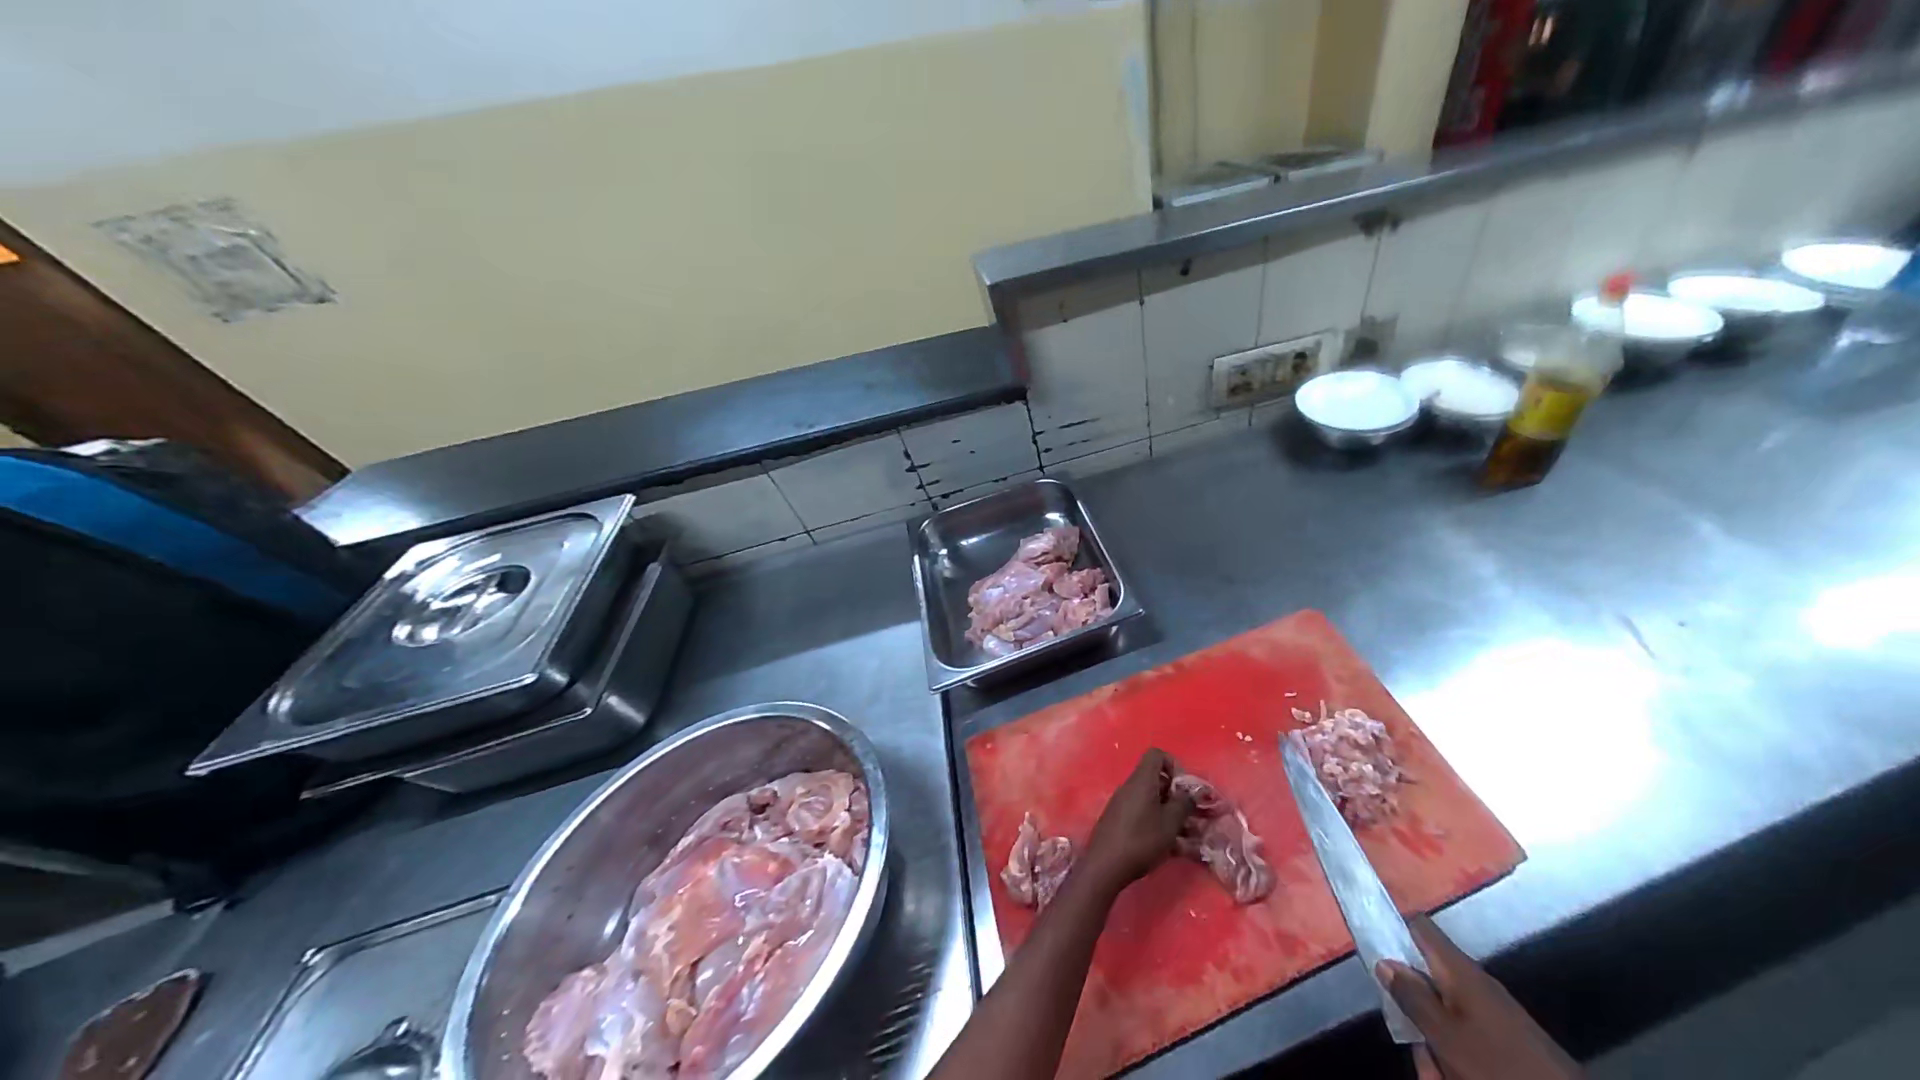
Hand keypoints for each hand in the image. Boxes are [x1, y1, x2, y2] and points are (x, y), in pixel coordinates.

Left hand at [1078, 749, 1194, 893]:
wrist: (1105, 865)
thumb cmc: (1141, 840)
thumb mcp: (1170, 822)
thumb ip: (1184, 804)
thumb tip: (1192, 792)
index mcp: (1141, 781)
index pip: (1157, 755)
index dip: (1174, 766)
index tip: (1185, 789)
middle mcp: (1130, 787)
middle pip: (1157, 780)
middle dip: (1178, 796)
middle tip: (1194, 816)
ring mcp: (1123, 804)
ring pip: (1152, 800)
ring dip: (1172, 813)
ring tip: (1190, 836)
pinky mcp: (1119, 820)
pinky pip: (1144, 814)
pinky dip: (1159, 823)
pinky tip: (1172, 846)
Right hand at [1378, 918, 1583, 1079]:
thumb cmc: (1498, 1067)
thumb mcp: (1444, 1035)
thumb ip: (1411, 995)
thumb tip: (1384, 960)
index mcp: (1459, 970)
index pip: (1419, 927)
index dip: (1392, 927)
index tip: (1370, 942)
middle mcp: (1475, 981)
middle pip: (1426, 973)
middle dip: (1410, 1001)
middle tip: (1406, 1030)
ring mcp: (1492, 1007)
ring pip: (1442, 1007)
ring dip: (1430, 1033)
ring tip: (1436, 1068)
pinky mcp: (1504, 1032)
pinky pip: (1463, 1028)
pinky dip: (1452, 1047)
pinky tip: (1453, 1072)